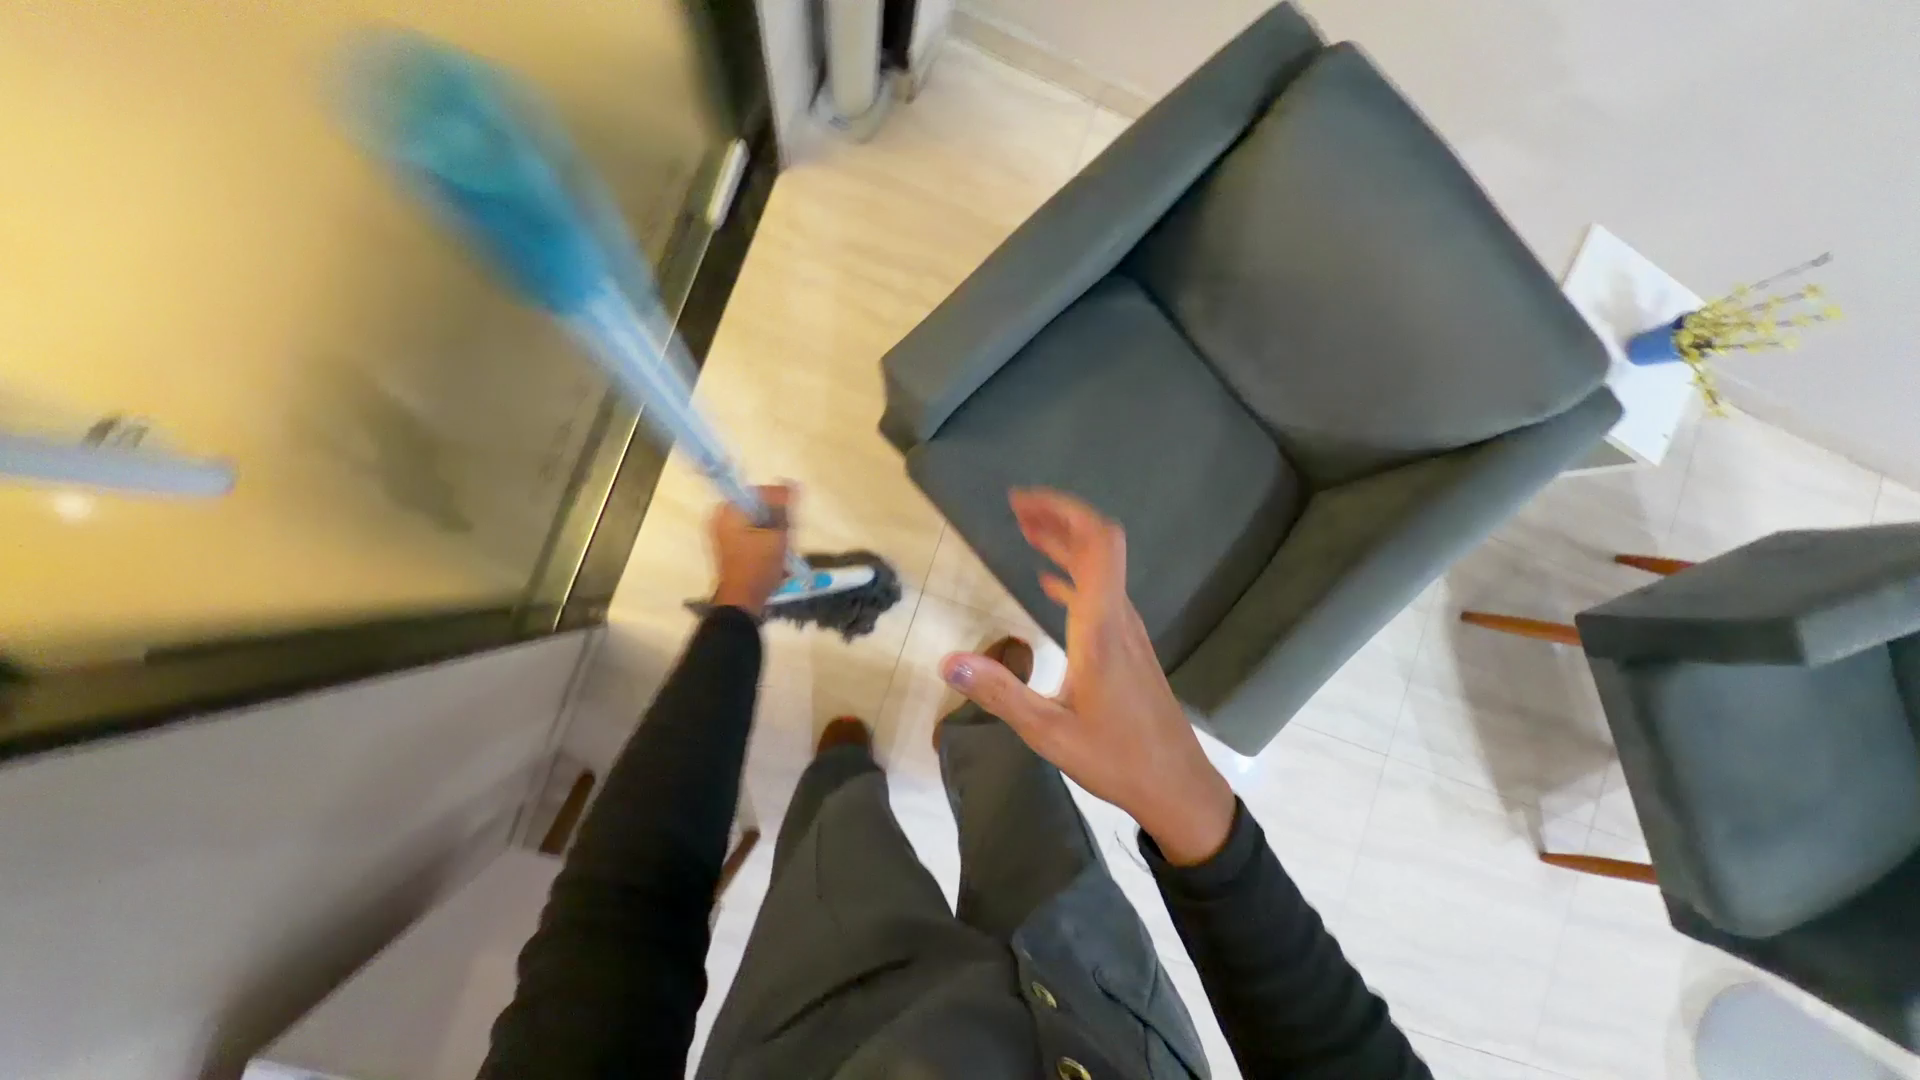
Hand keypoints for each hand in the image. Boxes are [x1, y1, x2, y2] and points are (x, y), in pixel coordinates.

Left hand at [709, 485, 793, 618]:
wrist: (743, 601)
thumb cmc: (758, 567)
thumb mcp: (777, 535)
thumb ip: (782, 508)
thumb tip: (789, 484)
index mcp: (727, 512)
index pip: (757, 492)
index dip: (776, 501)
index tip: (788, 518)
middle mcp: (720, 519)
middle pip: (756, 506)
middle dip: (775, 518)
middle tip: (786, 533)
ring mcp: (722, 534)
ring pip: (756, 520)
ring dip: (771, 529)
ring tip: (781, 545)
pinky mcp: (729, 546)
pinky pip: (751, 532)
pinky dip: (764, 538)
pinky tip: (774, 552)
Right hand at [939, 489, 1235, 865]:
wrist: (1177, 786)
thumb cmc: (1116, 759)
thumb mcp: (1049, 733)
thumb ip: (1001, 693)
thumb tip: (948, 662)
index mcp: (1100, 629)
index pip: (1097, 546)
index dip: (1064, 513)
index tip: (1024, 503)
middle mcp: (1118, 619)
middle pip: (1098, 546)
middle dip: (1058, 519)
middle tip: (1016, 507)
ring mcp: (1127, 632)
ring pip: (1100, 568)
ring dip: (1066, 543)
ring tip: (1026, 531)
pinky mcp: (1128, 648)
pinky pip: (1101, 594)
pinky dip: (1074, 576)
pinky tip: (1049, 583)